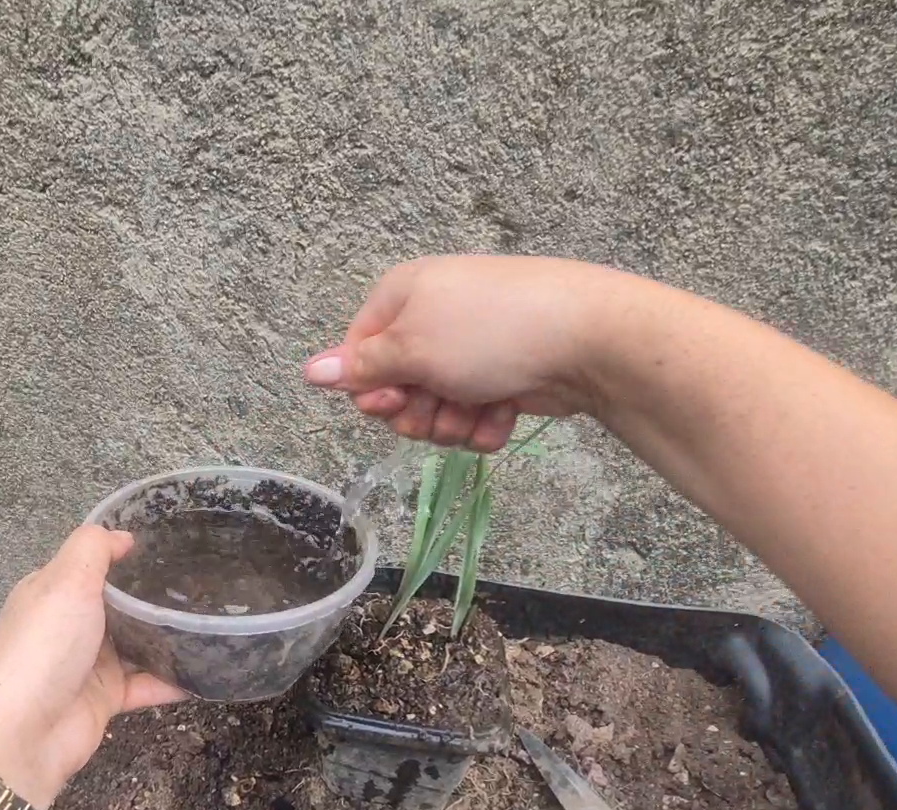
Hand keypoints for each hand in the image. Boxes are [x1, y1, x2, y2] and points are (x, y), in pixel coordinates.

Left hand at [0, 525, 183, 807]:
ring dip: (169, 638)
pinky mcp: (106, 699)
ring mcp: (89, 664)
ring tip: (214, 622)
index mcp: (54, 592)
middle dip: (156, 597)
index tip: (176, 547)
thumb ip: (94, 548)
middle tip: (207, 584)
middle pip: (121, 604)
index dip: (129, 556)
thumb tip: (124, 536)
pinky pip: (147, 685)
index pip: (94, 565)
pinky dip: (173, 680)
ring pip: (138, 644)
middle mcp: (71, 625)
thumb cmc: (44, 647)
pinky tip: (207, 671)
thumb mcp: (65, 580)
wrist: (22, 734)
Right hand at [302, 255, 640, 450]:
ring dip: (450, 423)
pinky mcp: (499, 379)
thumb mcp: (412, 348)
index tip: (390, 402)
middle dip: (414, 412)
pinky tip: (503, 413)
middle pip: (394, 389)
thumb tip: (308, 371)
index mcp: (403, 298)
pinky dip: (483, 423)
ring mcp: (468, 352)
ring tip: (476, 411)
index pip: (358, 355)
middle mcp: (432, 321)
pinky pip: (470, 415)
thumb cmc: (487, 333)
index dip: (369, 389)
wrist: (588, 340)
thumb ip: (359, 366)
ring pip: (432, 410)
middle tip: (437, 408)